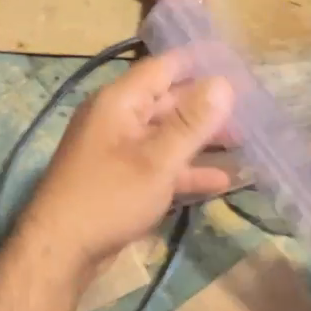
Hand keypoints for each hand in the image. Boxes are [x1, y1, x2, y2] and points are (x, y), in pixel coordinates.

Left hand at [18, 51, 233, 277]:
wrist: (60, 251)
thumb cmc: (109, 197)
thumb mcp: (157, 160)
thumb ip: (192, 122)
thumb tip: (224, 82)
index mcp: (119, 101)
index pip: (163, 67)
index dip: (199, 61)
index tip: (234, 58)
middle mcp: (116, 118)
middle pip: (167, 101)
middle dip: (206, 104)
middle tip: (250, 105)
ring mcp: (117, 150)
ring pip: (166, 135)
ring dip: (200, 138)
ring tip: (243, 140)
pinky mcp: (120, 179)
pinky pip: (158, 164)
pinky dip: (186, 169)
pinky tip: (220, 179)